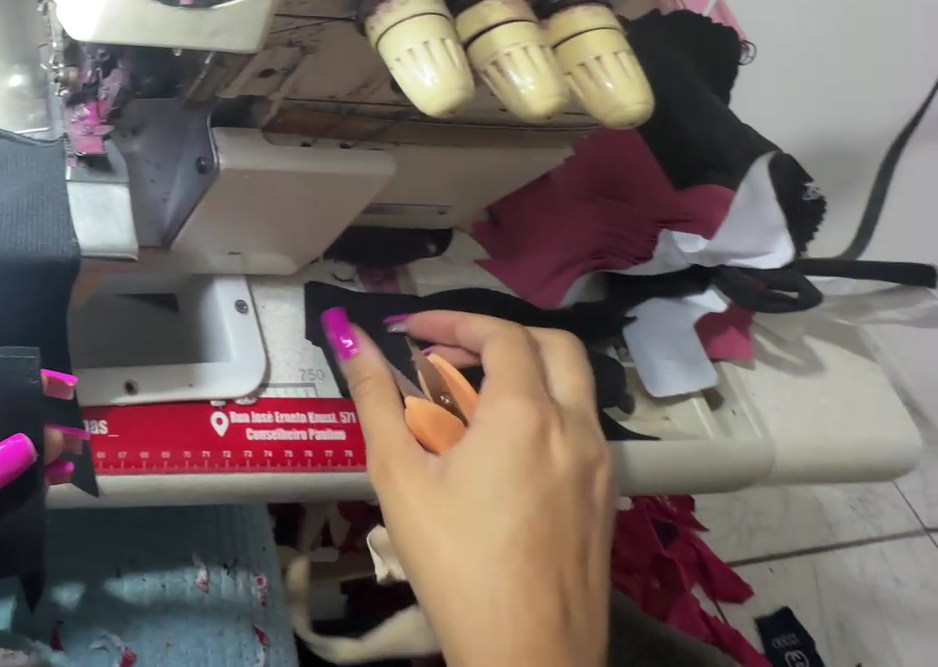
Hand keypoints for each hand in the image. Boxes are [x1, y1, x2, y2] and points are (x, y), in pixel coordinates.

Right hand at [324, 308, 615, 666]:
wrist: (527, 654)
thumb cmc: (452, 556)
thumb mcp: (396, 470)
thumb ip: (375, 395)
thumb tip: (349, 337)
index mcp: (526, 416)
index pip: (501, 335)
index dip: (452, 320)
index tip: (409, 331)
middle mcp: (575, 430)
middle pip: (553, 347)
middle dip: (494, 335)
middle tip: (442, 354)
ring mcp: (599, 466)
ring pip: (570, 387)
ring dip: (517, 372)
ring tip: (458, 401)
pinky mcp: (604, 498)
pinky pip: (576, 426)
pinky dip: (536, 408)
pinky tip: (490, 449)